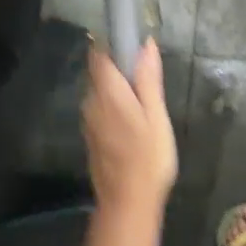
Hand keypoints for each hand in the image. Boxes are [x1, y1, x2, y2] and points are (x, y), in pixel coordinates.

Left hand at [82, 38, 176, 213]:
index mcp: (108, 93)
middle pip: (99, 72)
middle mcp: (92, 103)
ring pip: (100, 91)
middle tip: (149, 75)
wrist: (128, 203)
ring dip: (118, 87)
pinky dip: (115, 104)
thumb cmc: (149, 157)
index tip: (133, 43)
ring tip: (146, 98)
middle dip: (119, 66)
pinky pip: (101, 108)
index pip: (99, 55)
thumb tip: (145, 44)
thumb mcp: (156, 115)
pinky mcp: (92, 137)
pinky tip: (135, 118)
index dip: (113, 43)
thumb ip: (149, 79)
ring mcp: (89, 122)